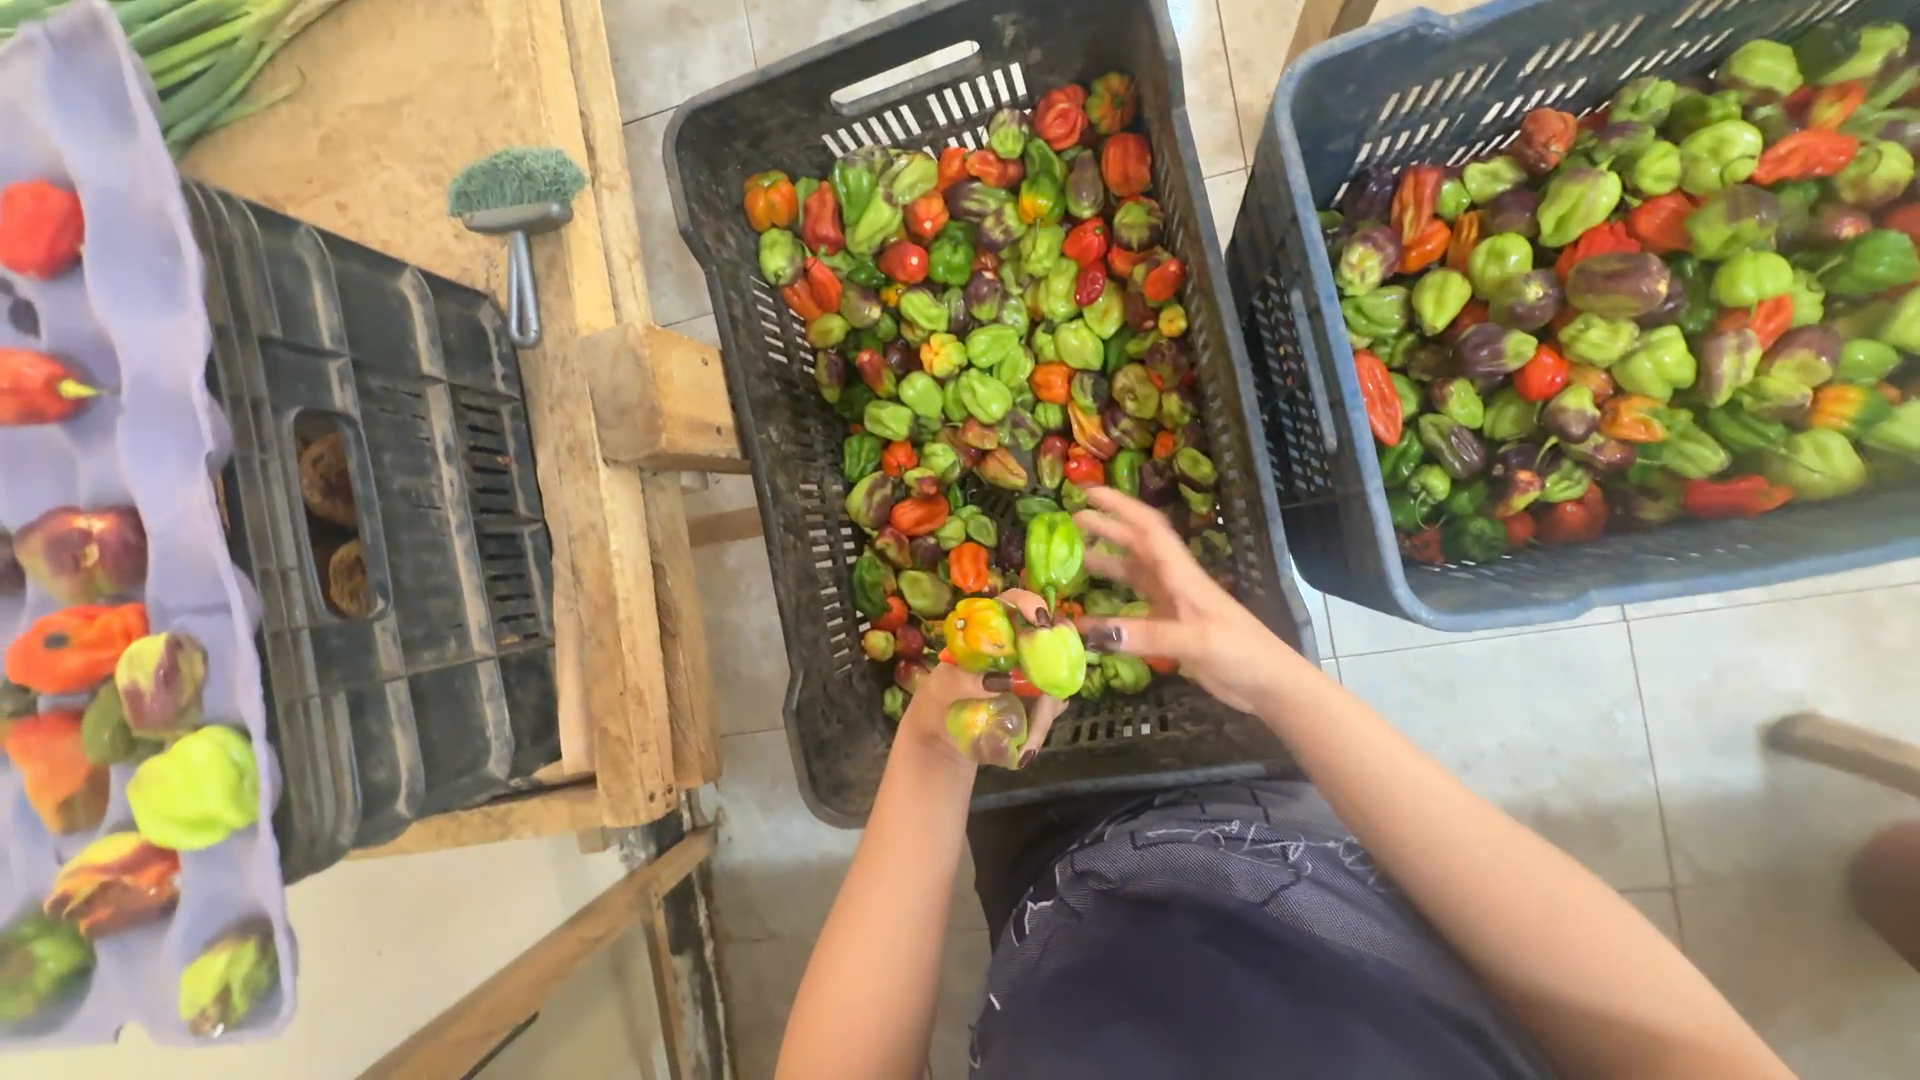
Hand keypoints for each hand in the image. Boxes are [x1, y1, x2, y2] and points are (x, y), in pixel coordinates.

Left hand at [896, 590, 1067, 770]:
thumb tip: (997, 681)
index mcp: (988, 632)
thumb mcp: (940, 688)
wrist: (940, 741)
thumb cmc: (935, 703)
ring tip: (1026, 744)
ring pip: (1054, 679)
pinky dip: (1041, 727)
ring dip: (1044, 713)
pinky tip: (1026, 747)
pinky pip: (1051, 707)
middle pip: (1047, 640)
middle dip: (1055, 666)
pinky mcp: (1035, 701)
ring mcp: (1028, 674)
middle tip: (1048, 697)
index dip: (1030, 604)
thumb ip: (962, 680)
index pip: (1013, 604)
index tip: (1040, 620)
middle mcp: (1014, 647)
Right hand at [1073, 486, 1296, 712]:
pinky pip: (1132, 613)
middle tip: (1071, 521)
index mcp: (1182, 575)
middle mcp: (1174, 583)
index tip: (1089, 494)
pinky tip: (1090, 621)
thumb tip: (1092, 631)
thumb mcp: (1197, 641)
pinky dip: (1109, 613)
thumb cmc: (1242, 652)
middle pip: (1136, 546)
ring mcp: (1173, 606)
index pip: (1147, 528)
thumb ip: (1147, 636)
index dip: (1120, 507)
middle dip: (1106, 529)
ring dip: (1106, 564)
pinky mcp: (1171, 630)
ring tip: (1074, 559)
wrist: (1269, 684)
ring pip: (1134, 576)